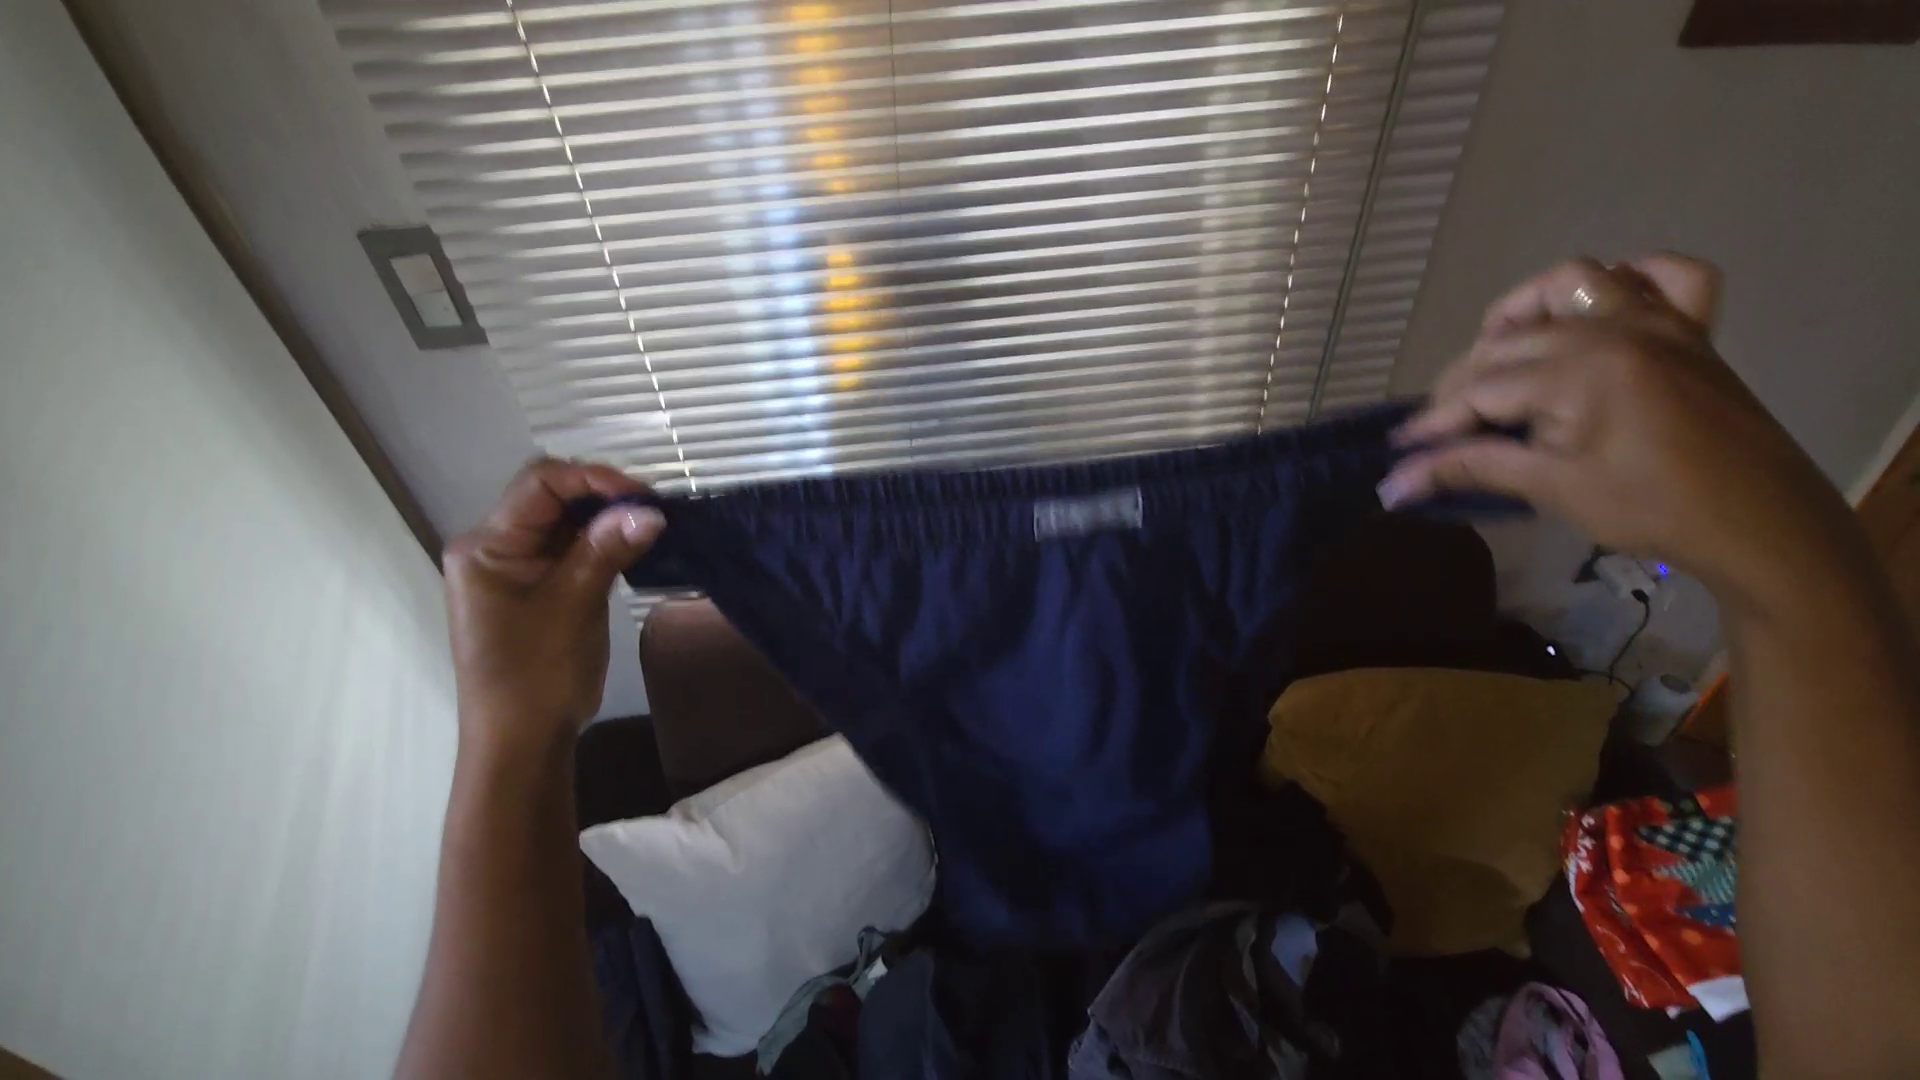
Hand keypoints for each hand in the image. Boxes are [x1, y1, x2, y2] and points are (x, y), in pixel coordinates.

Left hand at [443, 458, 663, 753]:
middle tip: (655, 510)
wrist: (522, 741)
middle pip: (551, 497)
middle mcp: (495, 547)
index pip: (539, 484)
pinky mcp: (540, 586)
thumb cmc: (536, 675)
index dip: (592, 478)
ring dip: (608, 519)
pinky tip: (635, 546)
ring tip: (652, 524)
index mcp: (486, 545)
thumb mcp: (573, 607)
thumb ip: (606, 550)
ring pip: (566, 522)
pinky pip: (572, 548)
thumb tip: (651, 511)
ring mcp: (517, 567)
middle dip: (604, 496)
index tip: (643, 496)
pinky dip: (604, 542)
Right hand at [1378, 255, 1855, 606]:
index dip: (1434, 421)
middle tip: (1442, 429)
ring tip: (1500, 354)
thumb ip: (1469, 469)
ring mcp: (1660, 322)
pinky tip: (1595, 313)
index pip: (1481, 388)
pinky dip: (1626, 281)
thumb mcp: (1551, 489)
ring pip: (1574, 282)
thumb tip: (1393, 484)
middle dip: (1462, 383)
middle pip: (1510, 340)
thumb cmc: (1651, 510)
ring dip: (1526, 310)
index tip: (1400, 449)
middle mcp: (1617, 329)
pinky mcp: (1690, 331)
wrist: (1760, 525)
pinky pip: (1665, 277)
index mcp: (1583, 371)